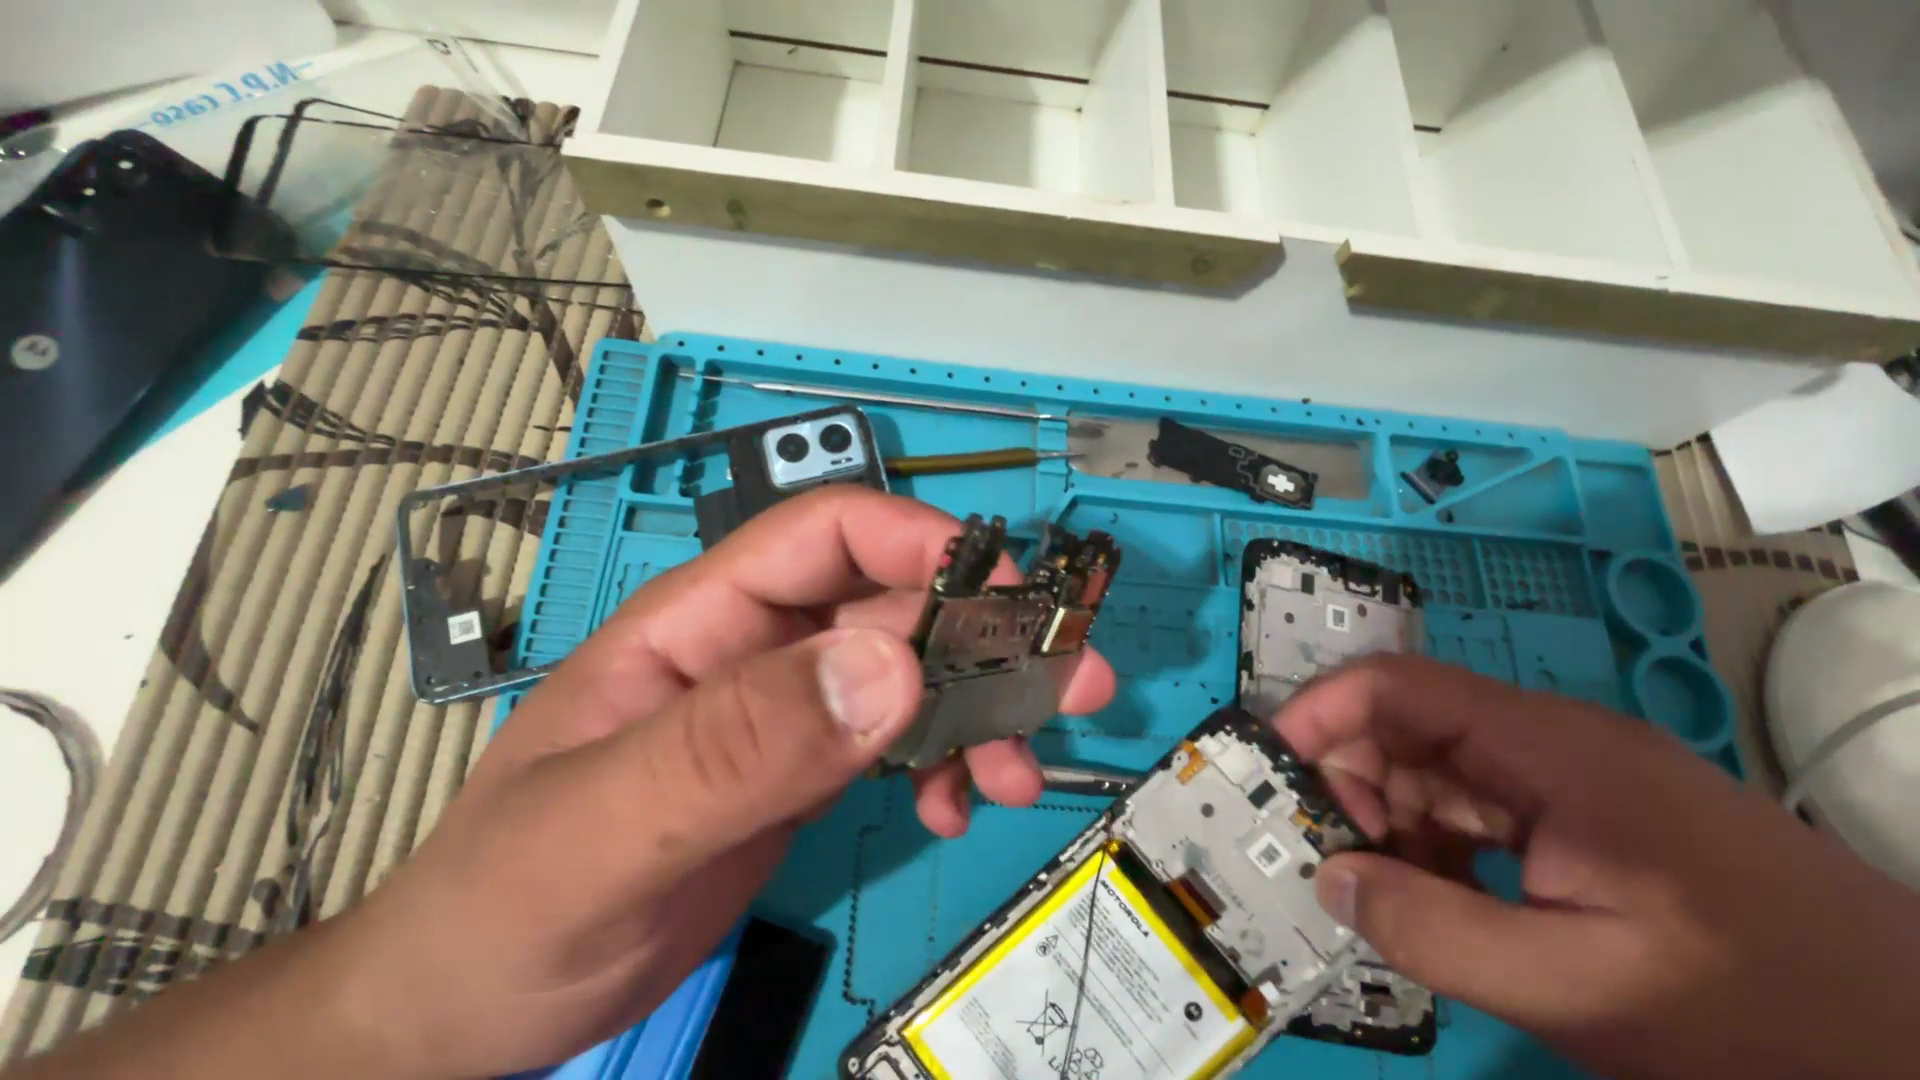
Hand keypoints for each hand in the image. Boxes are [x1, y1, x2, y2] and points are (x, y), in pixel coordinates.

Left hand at [319, 489, 1112, 1075]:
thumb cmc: (506, 907)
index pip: (824, 535)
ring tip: (1020, 771)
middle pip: (888, 604)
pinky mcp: (798, 773)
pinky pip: (894, 742)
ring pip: (906, 675)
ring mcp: (780, 714)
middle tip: (1073, 684)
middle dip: (983, 637)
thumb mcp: (607, 828)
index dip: (921, 543)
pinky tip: (958, 807)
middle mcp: (750, 652)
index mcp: (697, 623)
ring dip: (977, 708)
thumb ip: (737, 747)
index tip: (1008, 599)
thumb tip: (891, 668)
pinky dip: (943, 765)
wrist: (465, 1005)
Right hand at [1275, 654, 1919, 1079]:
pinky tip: (1440, 905)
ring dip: (1391, 825)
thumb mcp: (1576, 983)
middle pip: (1410, 730)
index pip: (1398, 688)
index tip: (1268, 772)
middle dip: (1350, 785)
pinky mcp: (1587, 823)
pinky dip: (1437, 851)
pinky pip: (1479, 816)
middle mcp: (1551, 747)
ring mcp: (1572, 785)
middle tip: (1328, 863)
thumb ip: (1433, 928)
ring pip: (1439, 776)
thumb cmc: (1754, 1007)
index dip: (1319, 714)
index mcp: (1547, 751)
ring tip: (1384, 897)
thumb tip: (1328, 875)